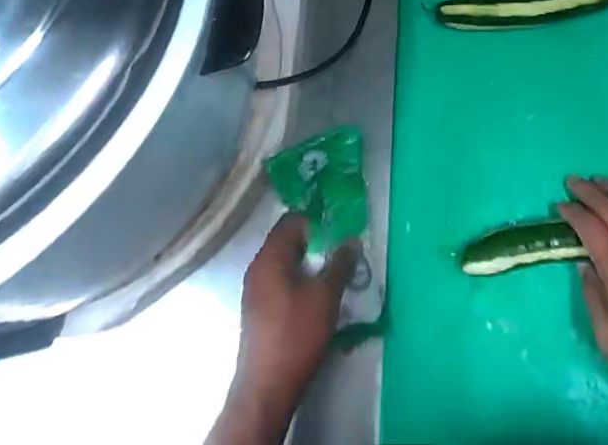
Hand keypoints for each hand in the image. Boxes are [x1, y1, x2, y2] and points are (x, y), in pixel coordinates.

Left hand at [207, 214, 356, 444]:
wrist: (265, 389)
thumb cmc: (296, 333)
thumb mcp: (326, 295)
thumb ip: (340, 263)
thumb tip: (351, 239)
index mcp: (270, 257)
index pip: (291, 220)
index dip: (316, 219)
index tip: (340, 226)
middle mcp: (258, 269)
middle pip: (288, 242)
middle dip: (316, 244)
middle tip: (343, 250)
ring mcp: (256, 292)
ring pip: (286, 266)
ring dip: (310, 266)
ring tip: (336, 275)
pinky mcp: (259, 313)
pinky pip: (282, 285)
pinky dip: (300, 284)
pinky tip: (318, 299)